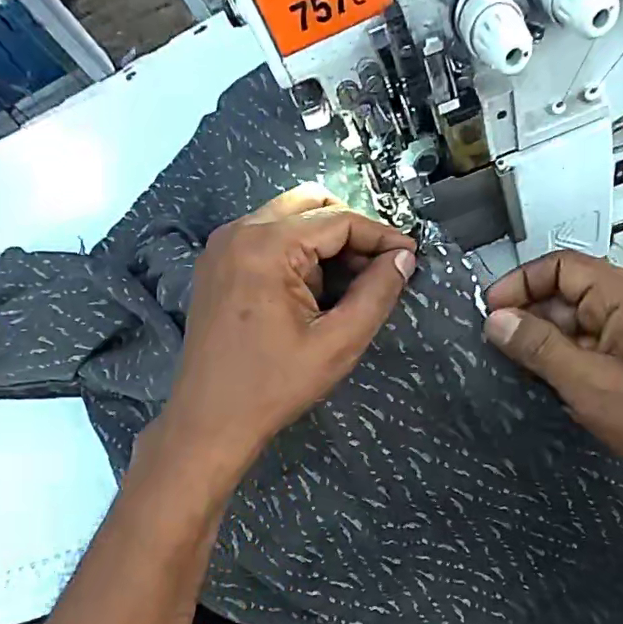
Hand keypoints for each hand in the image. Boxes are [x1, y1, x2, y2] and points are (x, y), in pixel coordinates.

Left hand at [157, 183, 415, 482]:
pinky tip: (317, 292)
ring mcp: (222, 246)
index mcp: (266, 247)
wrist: (211, 418)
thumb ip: (377, 294)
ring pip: (291, 218)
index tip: (411, 258)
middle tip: (379, 269)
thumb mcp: (340, 341)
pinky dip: (302, 252)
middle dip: (353, 232)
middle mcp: (238, 232)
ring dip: (328, 242)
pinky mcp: (218, 264)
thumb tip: (403, 259)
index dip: (381, 236)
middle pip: (311, 205)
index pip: (338, 220)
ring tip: (351, 286)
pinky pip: (270, 237)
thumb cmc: (276, 384)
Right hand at [482, 250, 622, 515]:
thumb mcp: (589, 382)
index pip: (561, 267)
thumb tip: (498, 319)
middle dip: (530, 319)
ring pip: (579, 330)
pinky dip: (569, 369)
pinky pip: (594, 358)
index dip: (520, 283)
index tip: (488, 313)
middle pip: (568, 296)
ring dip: (547, 349)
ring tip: (517, 375)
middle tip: (496, 351)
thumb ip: (538, 347)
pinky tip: (549, 392)